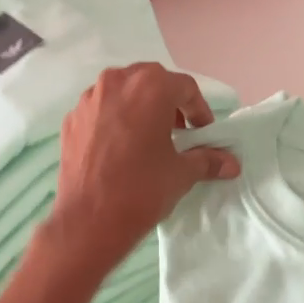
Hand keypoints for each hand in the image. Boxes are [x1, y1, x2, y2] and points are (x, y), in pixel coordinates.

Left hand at [43, 63, 239, 272]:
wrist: (90, 220)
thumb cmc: (143, 190)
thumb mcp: (182, 174)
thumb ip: (208, 160)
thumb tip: (231, 163)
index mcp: (150, 87)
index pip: (185, 87)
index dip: (199, 110)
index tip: (203, 134)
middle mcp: (117, 82)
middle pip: (151, 82)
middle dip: (168, 104)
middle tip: (178, 133)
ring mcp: (89, 99)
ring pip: (123, 93)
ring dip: (140, 109)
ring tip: (148, 140)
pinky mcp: (72, 119)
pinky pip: (101, 111)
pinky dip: (115, 122)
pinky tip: (120, 151)